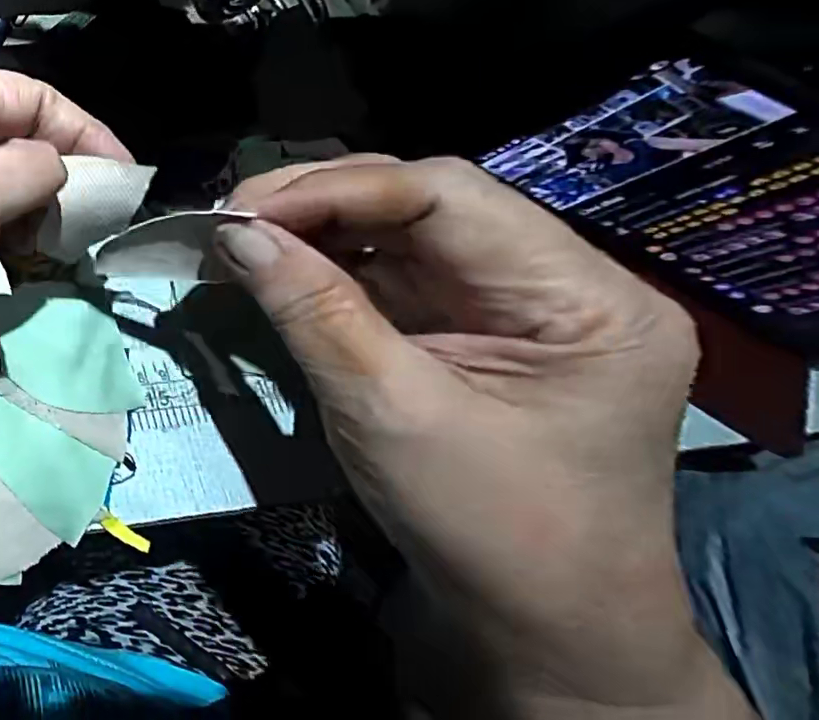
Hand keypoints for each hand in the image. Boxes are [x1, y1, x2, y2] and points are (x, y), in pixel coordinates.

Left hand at [0, 71, 129, 371]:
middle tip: (78, 231)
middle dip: (54, 189)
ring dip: (20, 227)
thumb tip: (67, 173)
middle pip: (21, 150)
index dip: (86, 134)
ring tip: (31, 258)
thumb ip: (32, 174)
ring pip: (1, 197)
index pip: (35, 101)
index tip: (124, 178)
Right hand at [219, 157, 747, 714]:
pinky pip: (388, 264)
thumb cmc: (488, 531)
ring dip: (315, 225)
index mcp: (584, 296)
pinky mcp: (464, 316)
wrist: (538, 629)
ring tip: (243, 233)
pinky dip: (326, 258)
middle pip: (422, 199)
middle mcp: (554, 275)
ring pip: (398, 224)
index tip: (248, 208)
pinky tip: (277, 260)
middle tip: (234, 215)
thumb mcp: (389, 414)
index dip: (339, 188)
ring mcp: (507, 294)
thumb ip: (313, 310)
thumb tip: (235, 232)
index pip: (448, 195)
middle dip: (320, 200)